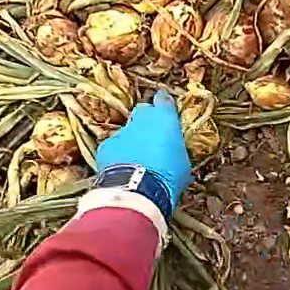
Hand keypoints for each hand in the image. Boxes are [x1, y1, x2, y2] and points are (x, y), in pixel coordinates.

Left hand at [93, 90, 192, 206]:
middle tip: (153, 135)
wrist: (137, 189)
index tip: (165, 103)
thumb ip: (176, 149)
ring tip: (138, 160)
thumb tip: (175, 153)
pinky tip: (124, 169)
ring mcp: (121, 132)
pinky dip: (118, 155)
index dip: (164, 102)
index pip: (164, 99)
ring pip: (127, 132)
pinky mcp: (106, 146)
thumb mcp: (183, 163)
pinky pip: (113, 147)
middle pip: (142, 111)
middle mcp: (141, 120)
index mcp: (165, 119)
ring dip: (132, 141)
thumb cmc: (169, 175)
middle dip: (146, 120)